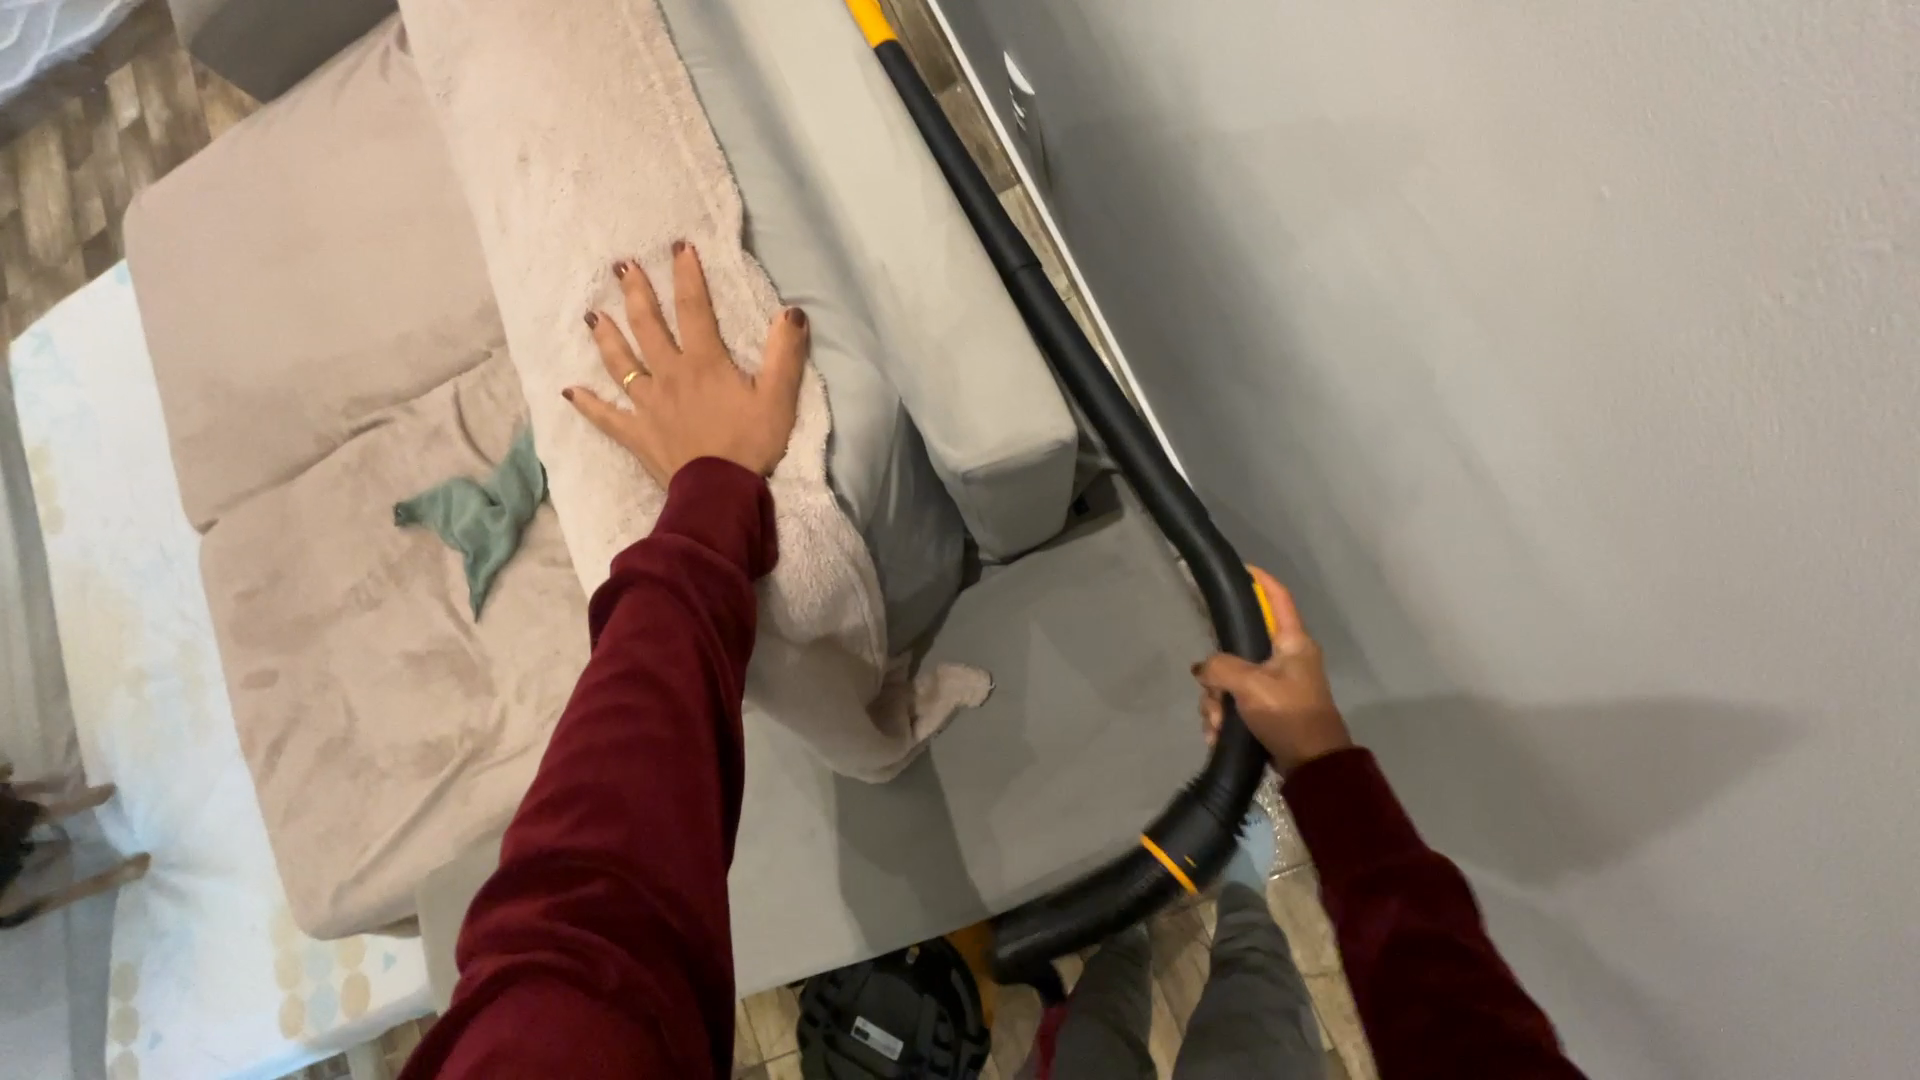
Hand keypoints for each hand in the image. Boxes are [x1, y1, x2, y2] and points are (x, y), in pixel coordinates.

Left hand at [566, 242, 808, 484]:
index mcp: (703, 362)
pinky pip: (607, 416)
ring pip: (621, 364)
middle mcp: (669, 375)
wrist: (719, 490)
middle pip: (648, 327)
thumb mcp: (779, 397)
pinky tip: (569, 392)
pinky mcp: (637, 434)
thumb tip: (793, 312)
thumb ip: (785, 353)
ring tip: (592, 315)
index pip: (694, 309)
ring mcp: (647, 405)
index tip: (679, 246)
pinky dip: (588, 404)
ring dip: (607, 337)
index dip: (687, 275)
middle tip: (621, 267)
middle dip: (635, 294)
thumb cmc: (751, 443)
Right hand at [1194, 566, 1353, 774]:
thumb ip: (1220, 668)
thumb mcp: (1250, 686)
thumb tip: (1202, 670)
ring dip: (1216, 704)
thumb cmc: (1289, 716)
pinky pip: (1231, 703)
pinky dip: (1222, 719)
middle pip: (1235, 649)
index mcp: (1292, 643)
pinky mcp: (1264, 709)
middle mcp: (1283, 659)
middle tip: (1215, 696)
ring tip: (1219, 726)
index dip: (1261, 580)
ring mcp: (1272, 685)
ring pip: (1227, 680)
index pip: (1279, 598)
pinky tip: (1219, 736)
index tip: (1241, 568)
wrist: (1312, 767)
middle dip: (1216, 677)